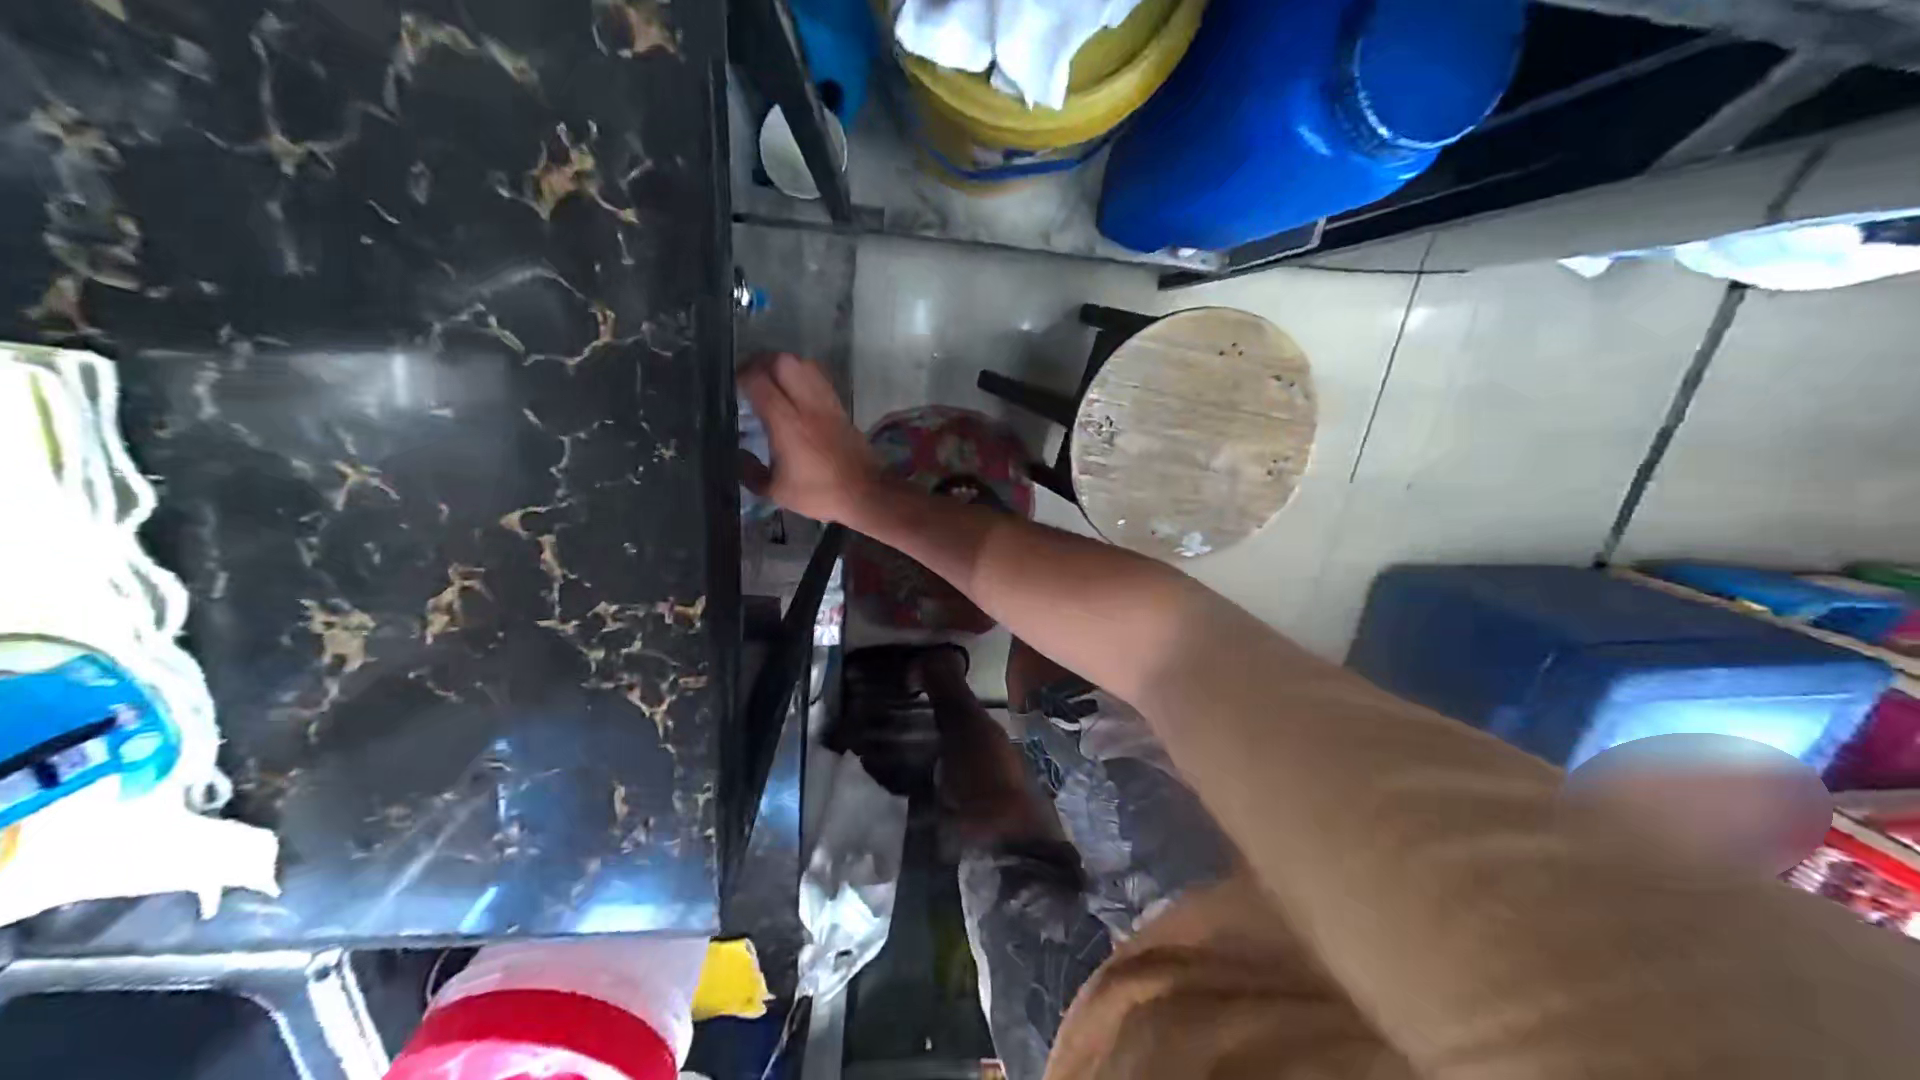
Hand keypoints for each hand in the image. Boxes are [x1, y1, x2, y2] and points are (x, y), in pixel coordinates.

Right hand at [738, 353, 881, 523]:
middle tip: (751, 378)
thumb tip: (738, 456)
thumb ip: (751, 473)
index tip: (732, 386)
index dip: (741, 377)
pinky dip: (804, 376)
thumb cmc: (820, 493)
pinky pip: (819, 378)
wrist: (866, 493)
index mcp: (787, 423)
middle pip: (783, 361)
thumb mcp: (777, 491)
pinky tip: (796, 392)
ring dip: (784, 366)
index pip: (759, 382)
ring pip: (804, 364)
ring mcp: (827, 403)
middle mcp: (807, 405)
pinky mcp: (840, 406)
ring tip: (773, 382)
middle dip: (761, 363)